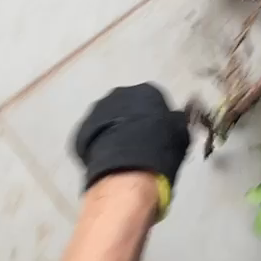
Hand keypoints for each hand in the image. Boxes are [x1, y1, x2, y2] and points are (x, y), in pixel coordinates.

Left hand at [71, 84, 193, 211]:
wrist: (127, 169)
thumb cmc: (161, 147)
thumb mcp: (179, 133)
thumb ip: (175, 123)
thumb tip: (175, 121)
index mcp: (146, 91)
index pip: (153, 98)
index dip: (156, 115)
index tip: (159, 129)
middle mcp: (119, 95)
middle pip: (127, 105)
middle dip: (133, 119)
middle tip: (141, 139)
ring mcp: (96, 112)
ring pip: (109, 118)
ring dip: (116, 129)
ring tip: (125, 149)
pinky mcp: (81, 131)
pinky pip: (95, 134)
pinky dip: (102, 141)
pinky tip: (112, 156)